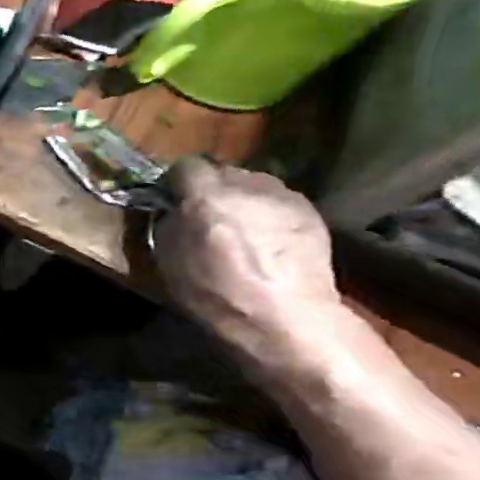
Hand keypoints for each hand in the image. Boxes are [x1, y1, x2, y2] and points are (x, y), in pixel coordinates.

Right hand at [154, 158, 344, 369]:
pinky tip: (266, 239)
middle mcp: (247, 187)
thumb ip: (170, 223)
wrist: (282, 314)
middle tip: (205, 214)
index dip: (177, 180)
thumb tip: (175, 208)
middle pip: (223, 171)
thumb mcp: (168, 258)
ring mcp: (283, 196)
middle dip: (211, 188)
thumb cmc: (213, 292)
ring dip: (241, 197)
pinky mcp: (310, 209)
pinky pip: (278, 200)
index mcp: (206, 198)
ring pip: (253, 183)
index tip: (172, 197)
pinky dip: (266, 211)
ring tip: (239, 226)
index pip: (186, 165)